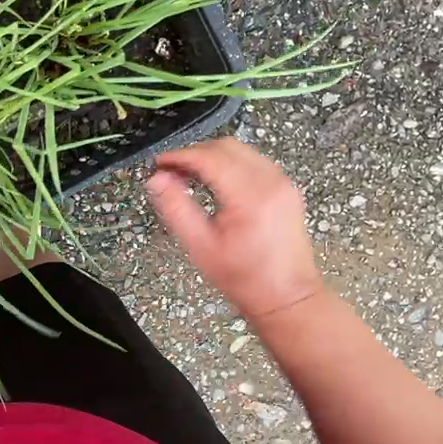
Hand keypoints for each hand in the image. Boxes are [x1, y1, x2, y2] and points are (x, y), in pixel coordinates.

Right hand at [144, 137, 324, 324]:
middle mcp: (271, 182)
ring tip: (189, 177)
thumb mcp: (200, 245)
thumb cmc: (242, 277)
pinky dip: (229, 164)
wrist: (287, 296)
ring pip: (240, 151)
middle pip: (225, 147)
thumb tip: (155, 179)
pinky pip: (253, 161)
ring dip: (211, 157)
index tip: (158, 165)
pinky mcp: (287, 188)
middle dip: (194, 154)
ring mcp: (283, 183)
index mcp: (250, 196)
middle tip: (171, 172)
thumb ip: (175, 208)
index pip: (209, 158)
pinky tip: (214, 183)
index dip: (179, 157)